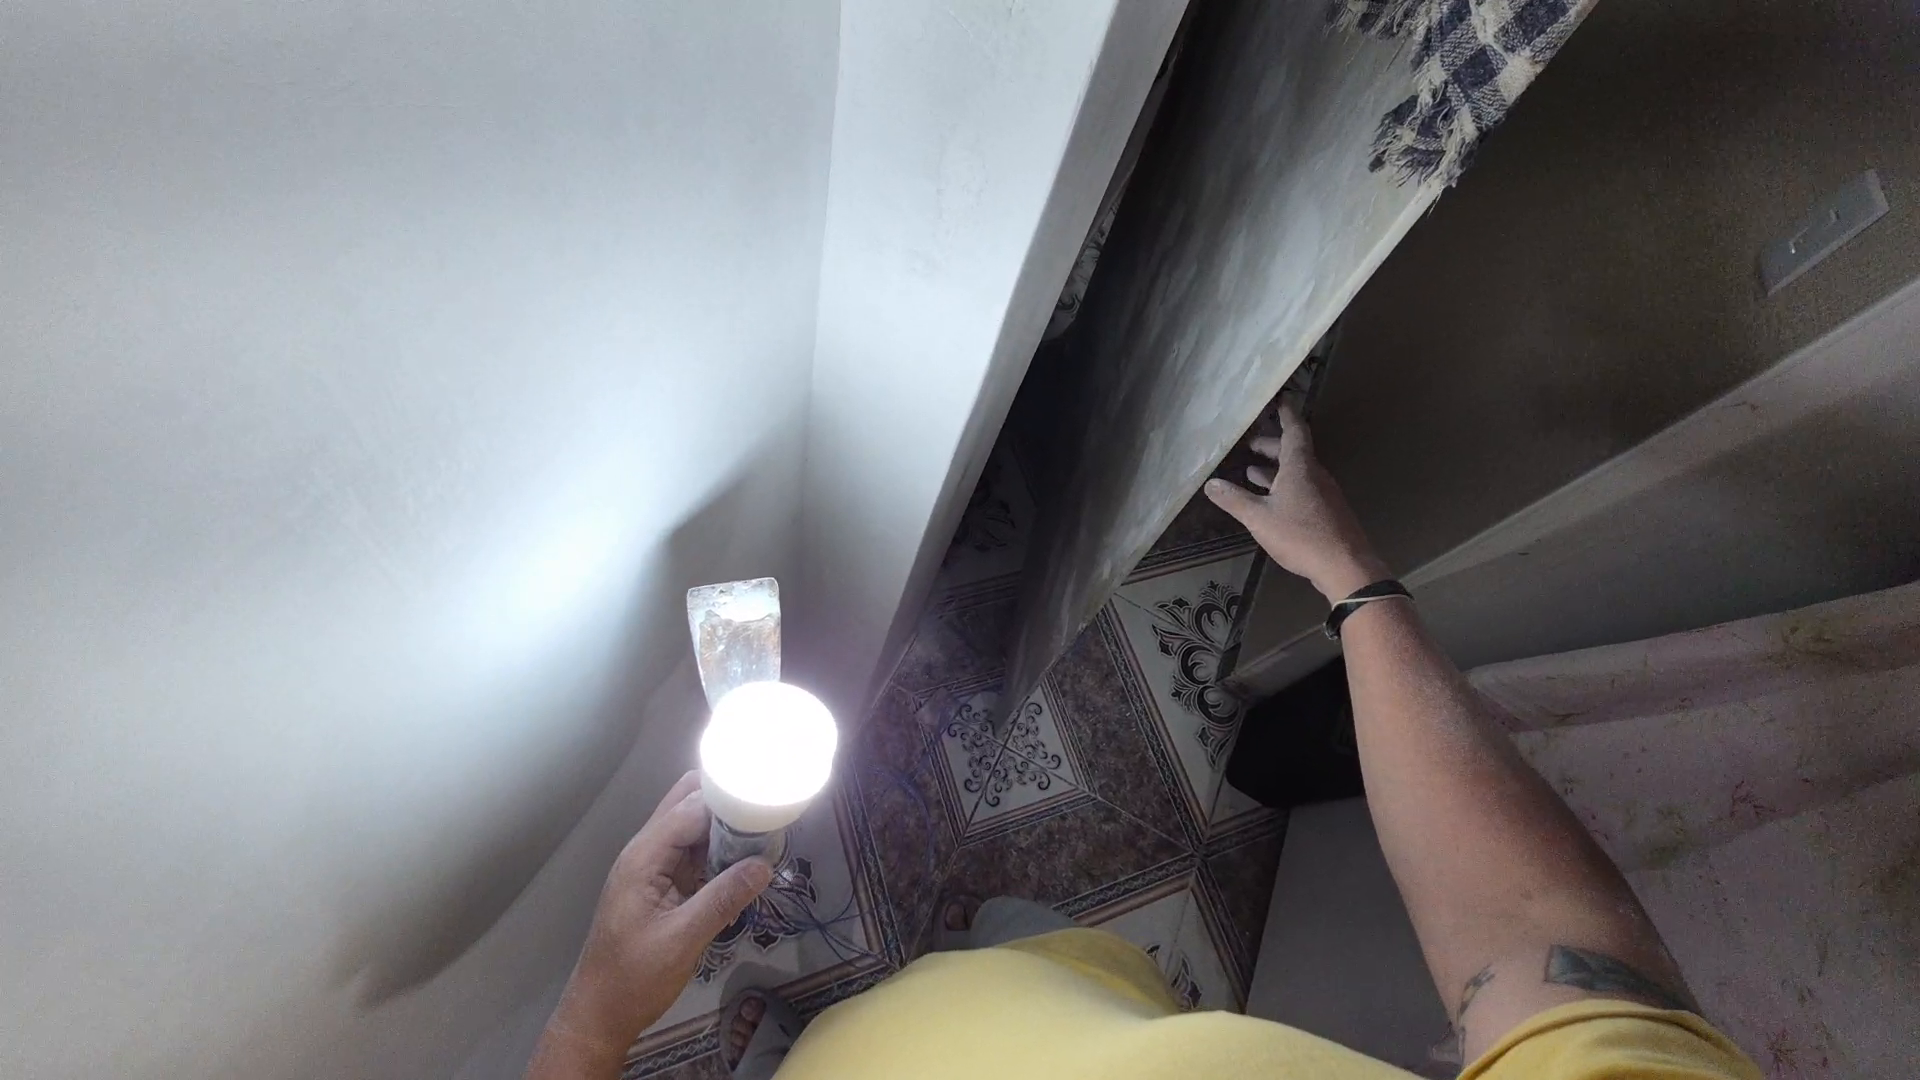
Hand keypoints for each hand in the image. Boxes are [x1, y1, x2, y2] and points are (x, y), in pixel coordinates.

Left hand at [528, 771, 772, 1076]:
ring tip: (764, 831)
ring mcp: (655, 866)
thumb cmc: (633, 980)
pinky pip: (696, 850)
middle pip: (687, 802)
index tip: (765, 803)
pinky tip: (746, 858)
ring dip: (725, 824)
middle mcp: (647, 851)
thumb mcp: (681, 941)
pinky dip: (720, 848)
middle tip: (765, 813)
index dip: (727, 801)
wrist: (598, 1018)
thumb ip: (722, 899)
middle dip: (725, 801)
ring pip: (694, 824)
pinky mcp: (665, 883)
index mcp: (644, 857)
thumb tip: (765, 864)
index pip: (690, 807)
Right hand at [1204, 394, 1389, 602]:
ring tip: (1252, 472)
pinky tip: (1271, 500)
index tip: (1280, 400)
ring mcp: (1323, 493)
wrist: (1345, 566)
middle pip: (1294, 451)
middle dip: (1272, 446)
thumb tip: (1211, 484)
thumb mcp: (1259, 518)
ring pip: (1297, 471)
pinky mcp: (1327, 511)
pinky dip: (1284, 485)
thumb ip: (1234, 500)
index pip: (1294, 431)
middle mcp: (1315, 474)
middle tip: (1250, 444)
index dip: (1286, 415)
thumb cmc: (1301, 535)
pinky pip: (1303, 488)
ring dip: (1275, 468)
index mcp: (1299, 468)